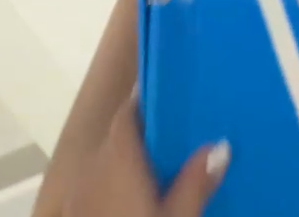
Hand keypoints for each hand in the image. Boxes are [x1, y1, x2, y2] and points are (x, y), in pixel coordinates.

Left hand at [63, 96, 228, 216]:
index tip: (170, 93)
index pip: (129, 112)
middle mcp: (93, 168)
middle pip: (118, 137)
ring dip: (130, 164)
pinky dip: (116, 189)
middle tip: (179, 135)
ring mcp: (78, 196)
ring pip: (106, 166)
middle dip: (144, 135)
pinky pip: (97, 191)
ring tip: (165, 171)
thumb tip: (219, 144)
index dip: (146, 100)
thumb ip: (195, 183)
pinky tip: (138, 205)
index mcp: (118, 157)